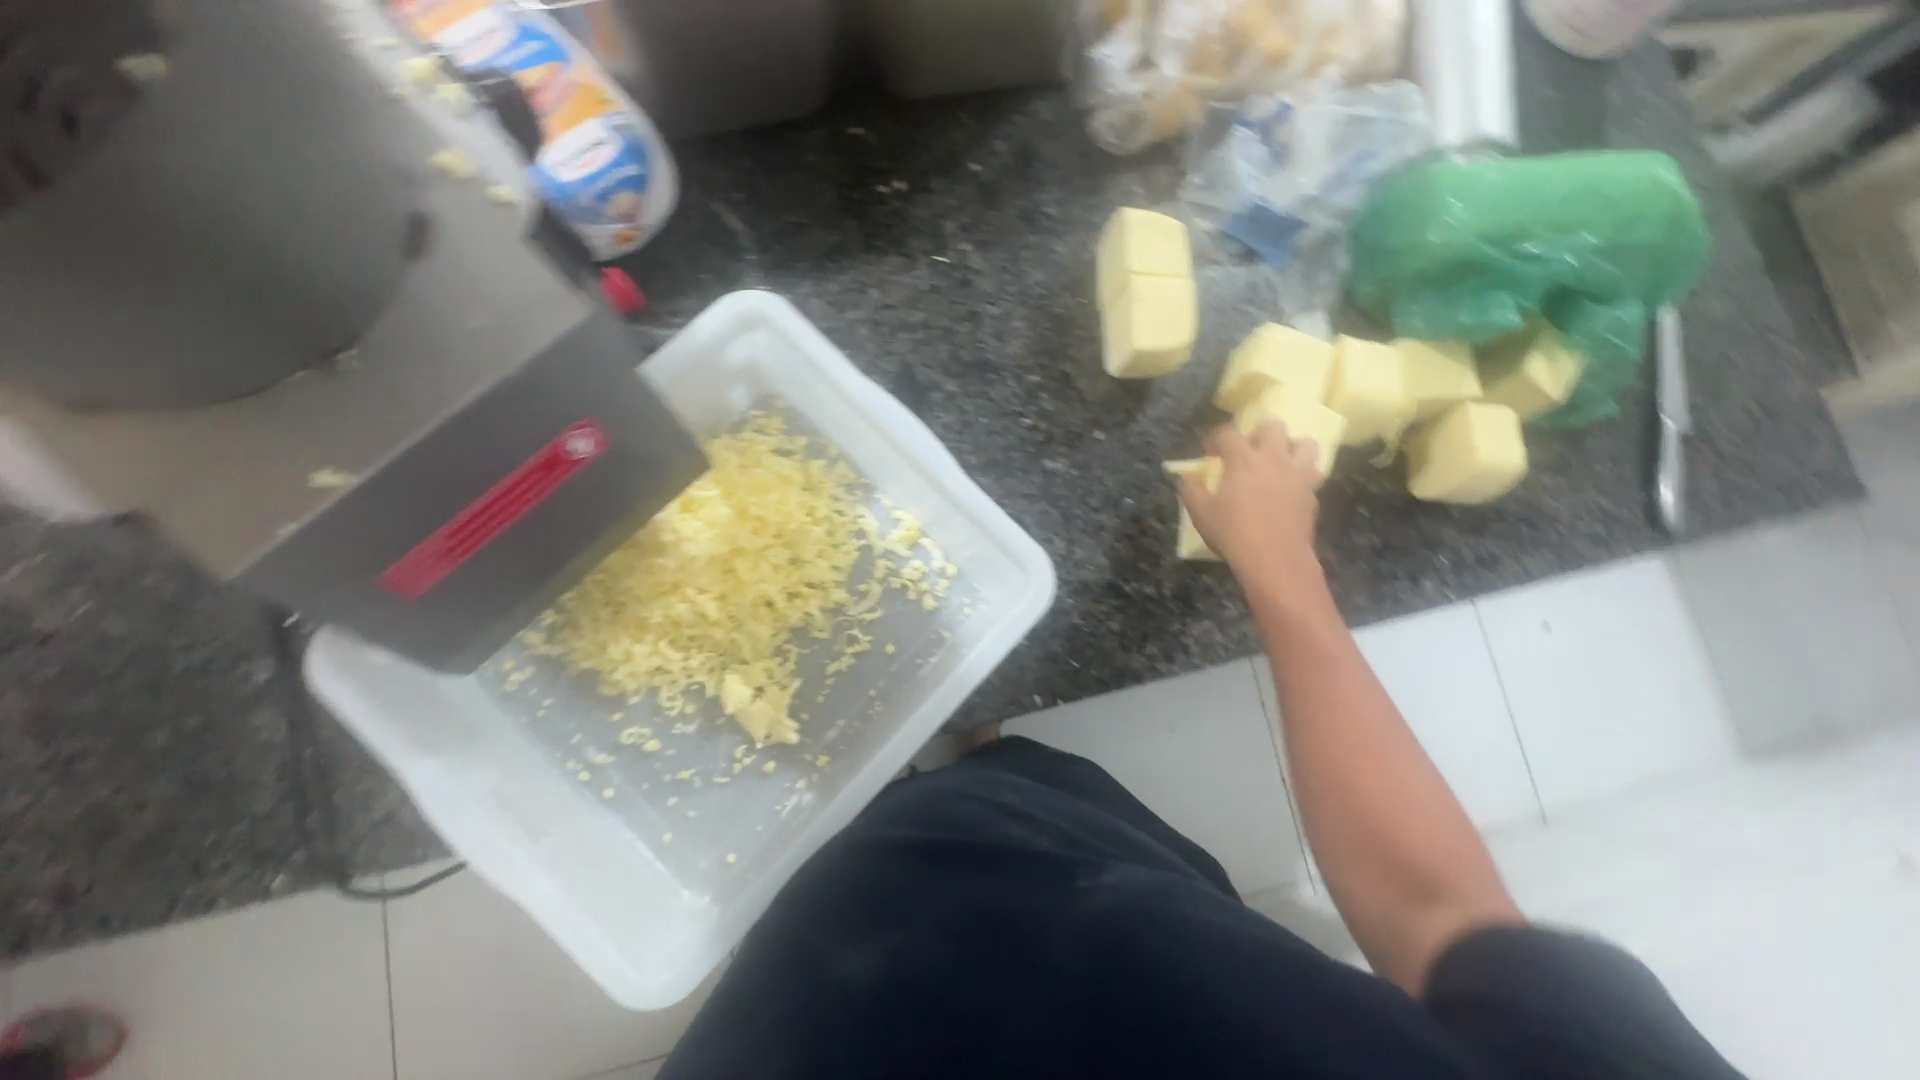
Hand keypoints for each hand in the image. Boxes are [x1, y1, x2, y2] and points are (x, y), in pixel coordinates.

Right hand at [1179, 420, 1323, 589]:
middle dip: (1259, 434)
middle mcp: (1274, 459)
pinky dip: (1301, 476)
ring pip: (1305, 444)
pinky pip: (1312, 474)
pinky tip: (1290, 489)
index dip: (1216, 437)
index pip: (1229, 433)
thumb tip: (1184, 479)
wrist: (1275, 559)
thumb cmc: (1233, 533)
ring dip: (1291, 448)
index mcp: (1243, 460)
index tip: (1209, 450)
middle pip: (1273, 427)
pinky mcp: (1312, 494)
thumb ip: (1191, 491)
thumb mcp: (1201, 514)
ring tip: (1279, 462)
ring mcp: (1298, 475)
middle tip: (1249, 451)